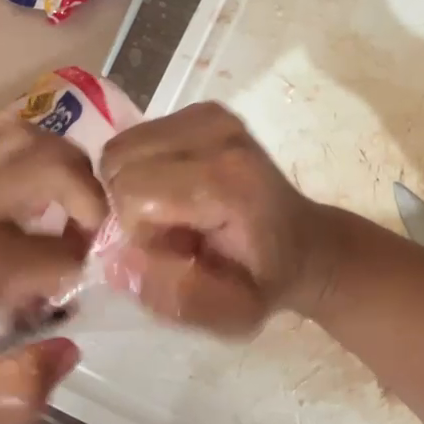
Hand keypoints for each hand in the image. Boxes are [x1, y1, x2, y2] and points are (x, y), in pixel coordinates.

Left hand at [0, 124, 106, 423]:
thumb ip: (22, 390)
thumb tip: (70, 347)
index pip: (63, 251)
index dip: (83, 271)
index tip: (73, 294)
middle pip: (54, 165)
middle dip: (92, 195)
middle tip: (94, 232)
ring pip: (26, 136)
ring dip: (64, 162)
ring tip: (71, 201)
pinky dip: (28, 145)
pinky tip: (32, 180)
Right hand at [99, 102, 337, 335]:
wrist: (304, 243)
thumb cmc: (264, 282)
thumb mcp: (230, 313)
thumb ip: (177, 294)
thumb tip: (120, 262)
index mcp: (227, 180)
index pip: (131, 191)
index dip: (134, 230)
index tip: (164, 252)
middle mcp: (218, 133)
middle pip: (119, 161)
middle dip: (126, 205)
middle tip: (163, 233)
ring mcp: (210, 115)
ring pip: (121, 148)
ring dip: (129, 186)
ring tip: (168, 213)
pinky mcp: (201, 110)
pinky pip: (136, 138)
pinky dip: (141, 168)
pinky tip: (171, 191)